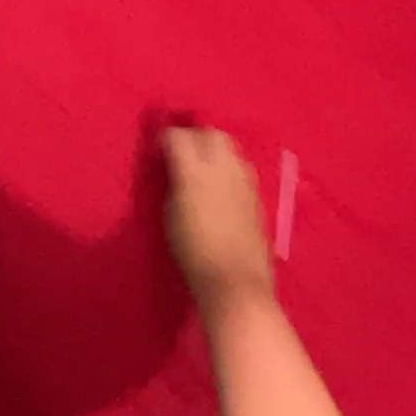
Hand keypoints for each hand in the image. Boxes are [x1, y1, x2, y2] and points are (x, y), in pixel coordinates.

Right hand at [164, 128, 274, 309]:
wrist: (235, 282)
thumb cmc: (192, 251)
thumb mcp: (170, 213)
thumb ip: (174, 183)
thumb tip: (174, 170)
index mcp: (194, 171)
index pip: (178, 135)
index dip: (165, 138)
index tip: (157, 151)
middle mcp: (223, 168)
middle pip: (211, 133)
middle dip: (195, 135)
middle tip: (181, 151)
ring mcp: (244, 181)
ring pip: (231, 147)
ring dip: (214, 149)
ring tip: (202, 166)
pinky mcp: (258, 197)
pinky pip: (242, 169)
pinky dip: (229, 168)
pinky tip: (221, 185)